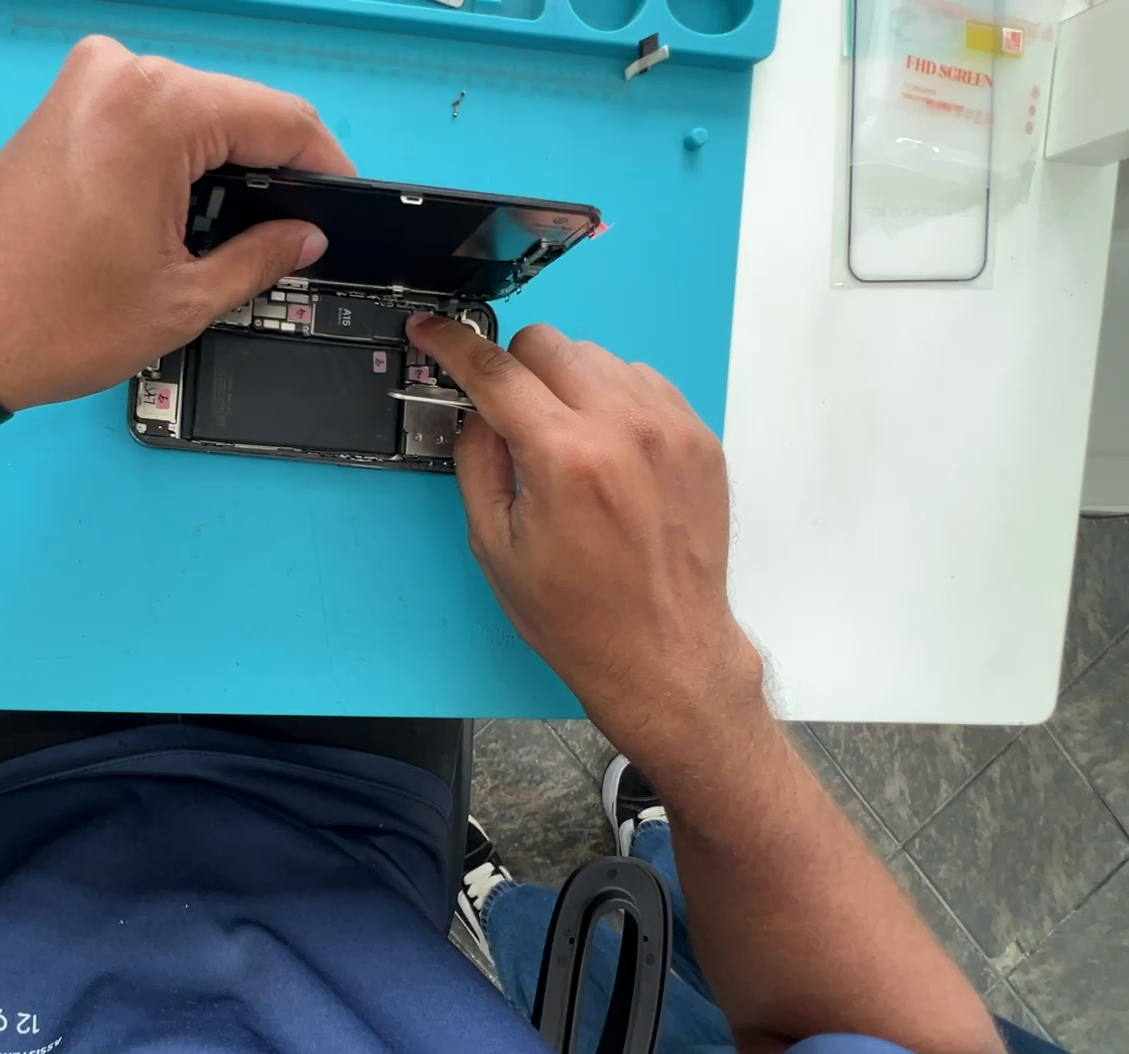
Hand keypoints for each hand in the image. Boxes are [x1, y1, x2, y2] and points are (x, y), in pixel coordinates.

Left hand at [0, 36, 353, 411]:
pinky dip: (175, 169)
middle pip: (232, 113)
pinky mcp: (60, 112)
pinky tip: (179, 223)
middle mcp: (117, 75)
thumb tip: (302, 239)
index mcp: (156, 109)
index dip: (324, 166)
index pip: (279, 119)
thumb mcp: (181, 300)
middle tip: (284, 242)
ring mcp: (81, 87)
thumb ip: (258, 259)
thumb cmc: (53, 323)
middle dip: (268, 177)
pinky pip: (144, 126)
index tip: (339, 205)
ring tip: (226, 245)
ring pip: (189, 120)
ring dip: (219, 176)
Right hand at [406, 315, 762, 749]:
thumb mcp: (492, 541)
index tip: (431, 328)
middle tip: (503, 414)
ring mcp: (670, 426)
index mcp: (563, 457)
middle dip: (510, 368)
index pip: (495, 372)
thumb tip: (479, 411)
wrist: (662, 649)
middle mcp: (623, 426)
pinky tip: (599, 443)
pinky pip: (638, 380)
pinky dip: (605, 395)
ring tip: (557, 438)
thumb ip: (476, 460)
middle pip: (547, 343)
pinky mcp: (698, 436)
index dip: (452, 344)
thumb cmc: (568, 609)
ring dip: (559, 382)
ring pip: (594, 355)